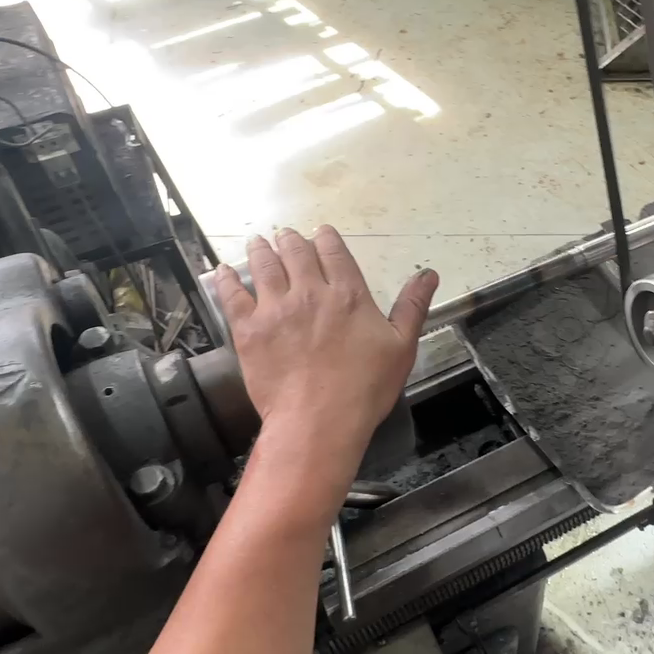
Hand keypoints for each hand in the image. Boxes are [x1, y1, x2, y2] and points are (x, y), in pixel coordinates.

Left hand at [212, 227, 438, 458]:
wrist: (319, 420)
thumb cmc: (365, 388)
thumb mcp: (401, 347)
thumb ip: (412, 307)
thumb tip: (429, 275)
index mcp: (348, 294)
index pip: (333, 251)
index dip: (325, 238)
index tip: (320, 233)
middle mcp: (309, 292)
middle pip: (295, 252)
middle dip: (291, 240)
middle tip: (285, 236)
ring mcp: (275, 308)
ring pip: (263, 265)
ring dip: (261, 249)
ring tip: (258, 242)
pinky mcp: (248, 329)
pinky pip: (232, 294)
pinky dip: (227, 278)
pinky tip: (224, 270)